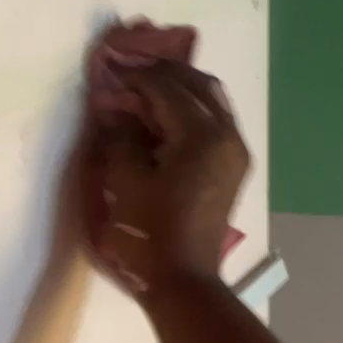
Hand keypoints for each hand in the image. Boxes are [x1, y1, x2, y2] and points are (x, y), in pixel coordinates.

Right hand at [77, 60, 248, 293]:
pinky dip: (185, 109)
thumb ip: (120, 138)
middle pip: (198, 85)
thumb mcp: (125, 182)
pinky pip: (211, 121)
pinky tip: (159, 116)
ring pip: (209, 100)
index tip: (109, 63)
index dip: (136, 73)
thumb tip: (114, 110)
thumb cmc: (148, 233)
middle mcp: (227, 136)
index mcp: (202, 137)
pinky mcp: (230, 167)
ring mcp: (234, 152)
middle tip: (127, 65)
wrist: (181, 279)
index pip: (168, 89)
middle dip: (161, 71)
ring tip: (141, 86)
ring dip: (176, 88)